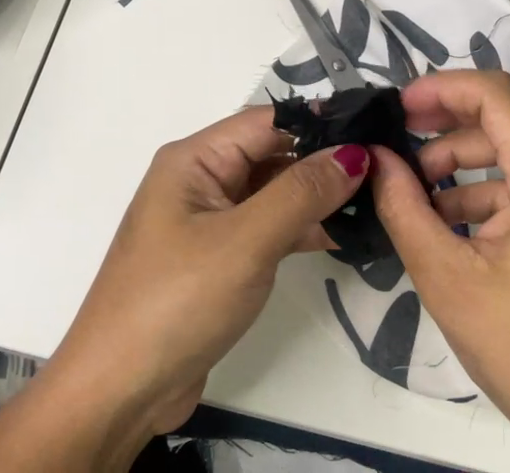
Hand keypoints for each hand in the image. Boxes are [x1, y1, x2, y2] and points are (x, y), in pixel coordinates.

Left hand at [0, 107, 369, 471]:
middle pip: (269, 154)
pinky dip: (298, 230)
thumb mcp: (245, 241)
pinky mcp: (215, 260)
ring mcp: (205, 222)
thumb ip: (301, 192)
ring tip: (376, 202)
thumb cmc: (178, 299)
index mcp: (193, 159)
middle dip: (322, 161)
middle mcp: (198, 181)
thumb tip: (355, 152)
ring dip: (315, 198)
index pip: (266, 122)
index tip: (377, 129)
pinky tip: (340, 237)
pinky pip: (264, 229)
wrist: (121, 388)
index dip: (319, 122)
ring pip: (270, 193)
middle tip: (387, 169)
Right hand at [369, 71, 509, 472]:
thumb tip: (374, 157)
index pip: (499, 96)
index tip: (397, 107)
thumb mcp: (447, 277)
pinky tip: (455, 219)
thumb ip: (403, 205)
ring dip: (473, 153)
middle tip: (405, 132)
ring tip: (421, 187)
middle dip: (455, 114)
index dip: (442, 88)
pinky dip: (497, 185)